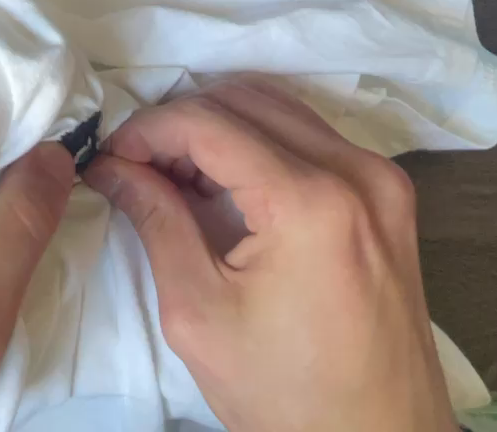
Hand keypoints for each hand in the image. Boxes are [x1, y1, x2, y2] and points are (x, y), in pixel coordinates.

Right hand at [83, 75, 456, 431]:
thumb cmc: (287, 397)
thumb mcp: (199, 314)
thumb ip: (155, 220)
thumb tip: (111, 165)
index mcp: (311, 203)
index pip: (207, 123)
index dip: (147, 130)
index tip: (110, 157)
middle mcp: (355, 170)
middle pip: (240, 99)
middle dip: (177, 122)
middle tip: (139, 165)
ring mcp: (379, 176)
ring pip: (273, 104)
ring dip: (214, 124)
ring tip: (177, 172)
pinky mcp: (386, 189)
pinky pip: (305, 129)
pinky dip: (254, 136)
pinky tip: (225, 179)